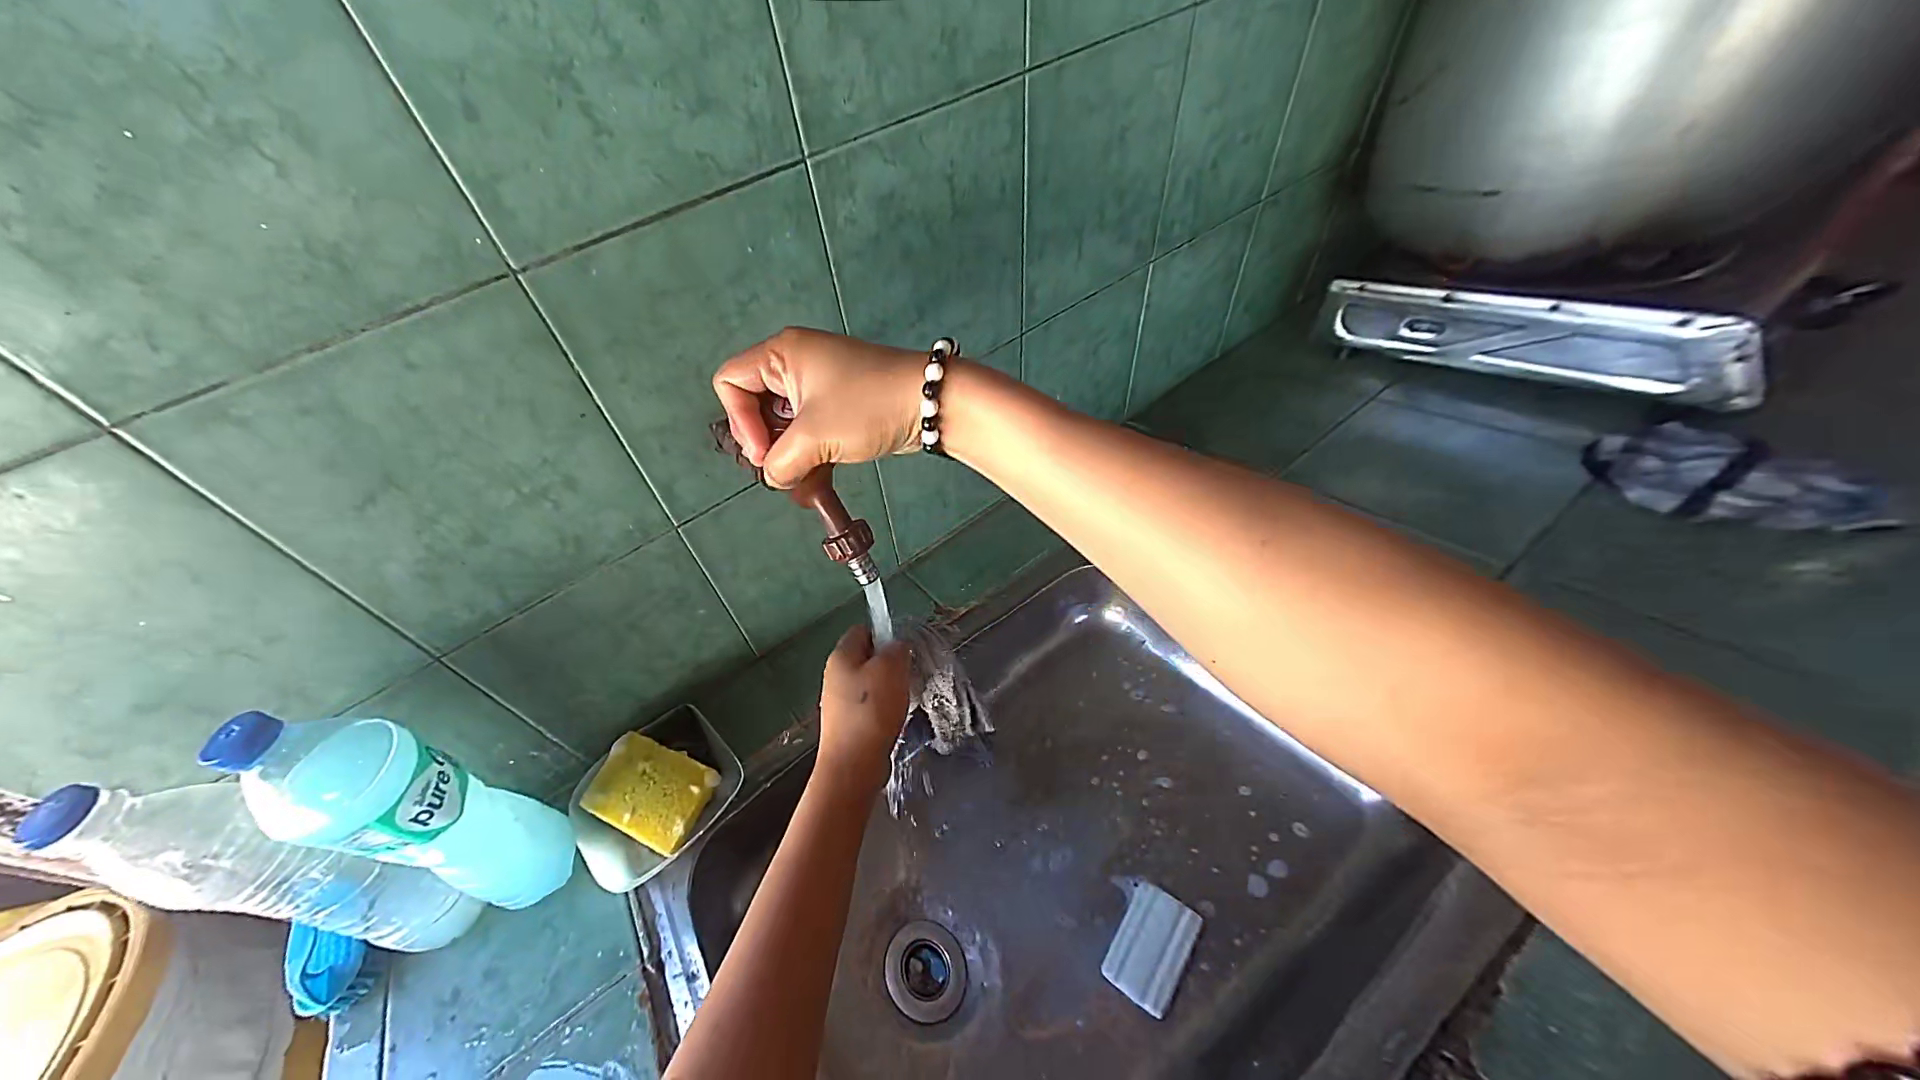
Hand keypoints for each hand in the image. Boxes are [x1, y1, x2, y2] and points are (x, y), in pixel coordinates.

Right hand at [713, 327, 925, 488]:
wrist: (928, 404)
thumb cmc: (872, 404)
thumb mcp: (815, 437)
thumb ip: (780, 462)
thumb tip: (773, 477)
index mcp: (782, 355)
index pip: (730, 383)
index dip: (739, 422)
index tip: (764, 451)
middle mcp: (797, 365)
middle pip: (755, 407)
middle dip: (765, 444)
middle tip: (780, 467)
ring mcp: (820, 387)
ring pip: (784, 426)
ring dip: (789, 457)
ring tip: (800, 485)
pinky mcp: (839, 407)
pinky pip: (811, 433)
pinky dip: (810, 457)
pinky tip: (815, 485)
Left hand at [817, 623, 910, 794]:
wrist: (853, 764)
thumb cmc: (871, 710)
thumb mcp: (892, 668)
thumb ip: (897, 649)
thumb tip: (897, 646)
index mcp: (840, 656)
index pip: (862, 630)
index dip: (884, 633)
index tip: (903, 648)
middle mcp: (834, 676)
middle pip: (866, 658)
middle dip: (889, 663)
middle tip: (907, 673)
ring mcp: (837, 702)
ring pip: (869, 683)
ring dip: (888, 688)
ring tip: (903, 698)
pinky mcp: (846, 724)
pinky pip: (869, 706)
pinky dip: (883, 709)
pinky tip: (894, 719)